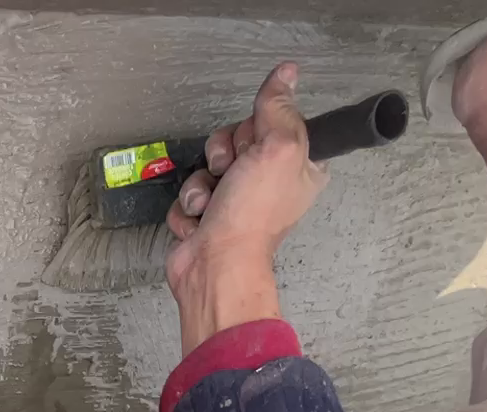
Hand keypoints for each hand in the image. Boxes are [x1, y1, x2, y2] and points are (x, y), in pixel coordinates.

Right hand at [165, 62, 330, 353]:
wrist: (213, 266)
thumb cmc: (252, 213)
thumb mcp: (277, 147)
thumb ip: (278, 107)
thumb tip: (286, 70)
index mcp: (299, 165)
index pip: (272, 122)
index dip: (256, 129)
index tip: (255, 146)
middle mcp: (268, 182)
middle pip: (234, 141)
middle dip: (223, 156)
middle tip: (230, 175)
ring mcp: (234, 202)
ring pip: (207, 169)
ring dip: (201, 186)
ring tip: (209, 207)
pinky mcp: (205, 219)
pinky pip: (189, 196)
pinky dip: (188, 209)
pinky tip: (197, 224)